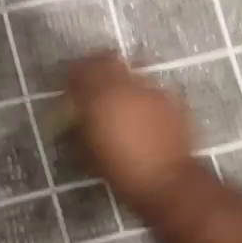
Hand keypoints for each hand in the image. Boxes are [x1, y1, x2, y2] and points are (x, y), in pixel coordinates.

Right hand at [65, 52, 204, 214]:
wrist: (170, 183)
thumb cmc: (122, 173)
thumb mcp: (88, 153)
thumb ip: (79, 126)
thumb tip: (75, 115)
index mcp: (100, 96)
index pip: (79, 69)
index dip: (71, 73)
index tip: (68, 84)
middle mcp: (126, 85)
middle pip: (106, 59)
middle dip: (95, 67)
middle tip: (91, 83)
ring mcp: (153, 89)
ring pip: (131, 71)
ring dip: (121, 80)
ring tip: (119, 98)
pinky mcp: (173, 99)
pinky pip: (152, 87)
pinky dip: (143, 94)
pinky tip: (143, 110)